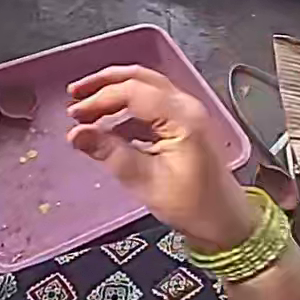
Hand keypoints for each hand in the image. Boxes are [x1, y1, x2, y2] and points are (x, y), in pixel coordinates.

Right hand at [65, 66, 258, 252]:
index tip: (74, 115)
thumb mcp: (146, 182)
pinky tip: (106, 125)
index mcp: (181, 116)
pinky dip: (125, 108)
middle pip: (140, 77)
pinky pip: (150, 103)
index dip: (100, 99)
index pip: (133, 91)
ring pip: (144, 86)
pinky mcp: (182, 121)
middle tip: (74, 94)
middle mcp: (185, 105)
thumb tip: (75, 134)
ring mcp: (185, 111)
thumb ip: (110, 154)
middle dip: (104, 83)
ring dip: (114, 92)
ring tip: (85, 108)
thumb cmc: (191, 205)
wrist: (226, 223)